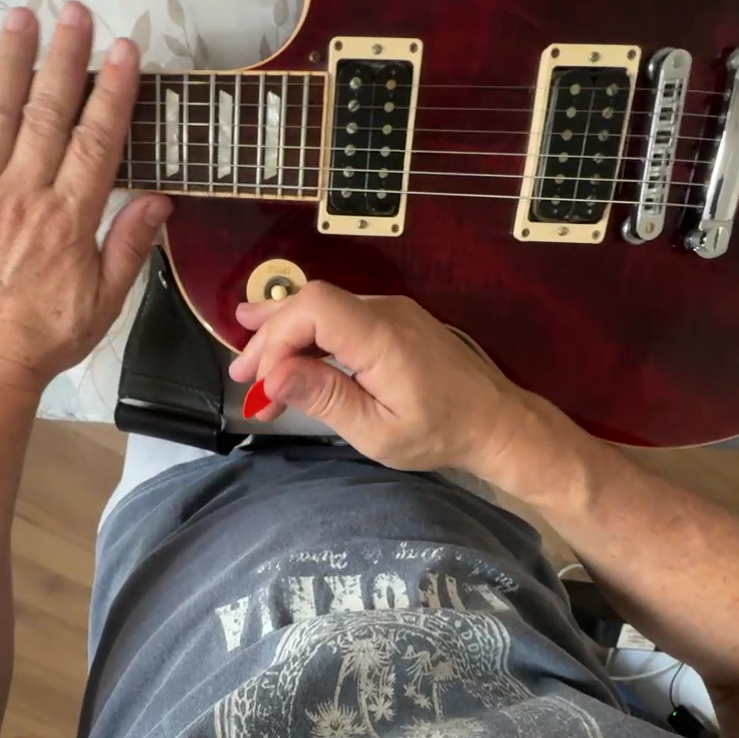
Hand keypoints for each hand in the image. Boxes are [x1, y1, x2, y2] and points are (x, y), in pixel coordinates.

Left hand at [0, 3, 171, 397]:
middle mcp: (22, 196)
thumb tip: (158, 200)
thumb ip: (130, 247)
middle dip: (65, 57)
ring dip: (8, 58)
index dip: (113, 90)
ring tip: (21, 17)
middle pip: (47, 111)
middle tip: (74, 14)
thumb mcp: (106, 302)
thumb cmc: (50, 336)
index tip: (124, 51)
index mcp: (68, 220)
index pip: (97, 139)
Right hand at [228, 282, 569, 479]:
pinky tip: (281, 342)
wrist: (495, 421)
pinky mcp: (391, 322)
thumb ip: (326, 399)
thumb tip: (275, 377)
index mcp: (383, 338)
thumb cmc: (440, 434)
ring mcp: (390, 312)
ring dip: (283, 336)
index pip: (313, 309)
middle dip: (269, 339)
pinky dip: (307, 335)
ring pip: (321, 308)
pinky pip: (338, 317)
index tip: (263, 381)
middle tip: (243, 378)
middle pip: (310, 304)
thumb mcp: (378, 431)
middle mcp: (385, 312)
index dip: (277, 336)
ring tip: (248, 359)